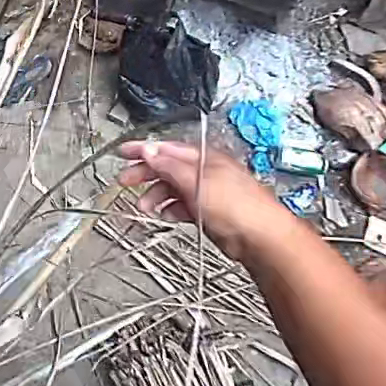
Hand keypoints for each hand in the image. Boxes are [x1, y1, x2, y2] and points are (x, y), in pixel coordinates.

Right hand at [116, 139, 300, 261]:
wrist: (261, 237)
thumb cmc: (238, 206)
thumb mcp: (197, 180)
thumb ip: (170, 166)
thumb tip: (149, 150)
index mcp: (204, 157)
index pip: (167, 148)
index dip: (144, 149)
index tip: (124, 152)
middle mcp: (205, 171)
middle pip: (168, 167)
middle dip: (145, 172)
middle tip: (125, 179)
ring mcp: (208, 191)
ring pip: (174, 187)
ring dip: (157, 194)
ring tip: (145, 206)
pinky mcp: (209, 211)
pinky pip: (183, 205)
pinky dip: (171, 209)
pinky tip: (165, 215)